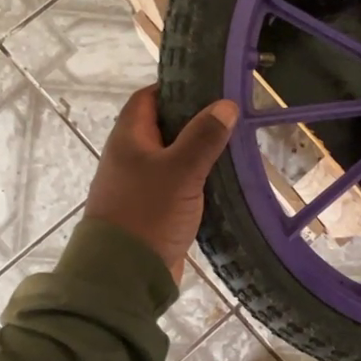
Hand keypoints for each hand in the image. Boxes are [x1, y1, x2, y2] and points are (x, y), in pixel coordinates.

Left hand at [85, 86, 237, 281]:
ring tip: (234, 145)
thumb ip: (203, 137)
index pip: (148, 98)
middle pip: (163, 127)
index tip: (209, 86)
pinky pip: (177, 185)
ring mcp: (140, 185)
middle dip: (194, 121)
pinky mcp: (152, 210)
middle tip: (231, 116)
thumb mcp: (180, 171)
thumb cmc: (148, 213)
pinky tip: (223, 182)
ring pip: (172, 158)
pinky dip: (197, 180)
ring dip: (198, 153)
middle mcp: (130, 157)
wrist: (126, 274)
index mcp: (129, 138)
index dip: (175, 88)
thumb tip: (225, 105)